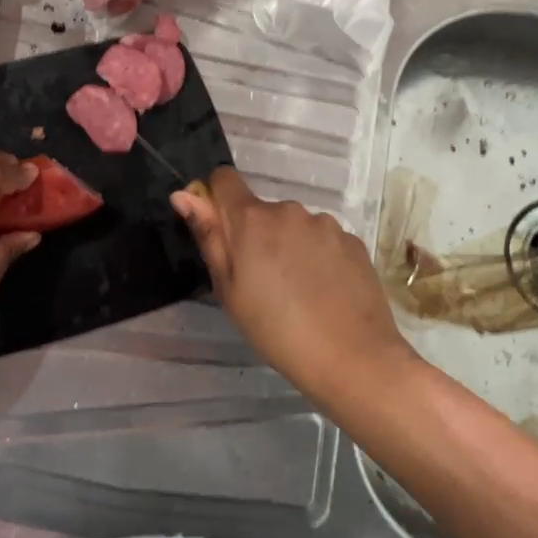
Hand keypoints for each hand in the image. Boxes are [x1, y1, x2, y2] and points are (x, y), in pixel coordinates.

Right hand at [171, 167, 415, 404]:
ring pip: (294, 226)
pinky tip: (324, 292)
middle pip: (260, 210)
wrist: (353, 358)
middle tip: (261, 281)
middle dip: (256, 235)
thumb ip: (207, 236)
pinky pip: (323, 240)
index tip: (220, 232)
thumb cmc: (275, 329)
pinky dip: (318, 258)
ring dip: (288, 246)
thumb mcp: (227, 289)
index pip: (224, 179)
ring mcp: (325, 225)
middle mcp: (289, 211)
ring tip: (297, 291)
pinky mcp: (353, 242)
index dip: (216, 199)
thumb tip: (183, 195)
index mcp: (251, 219)